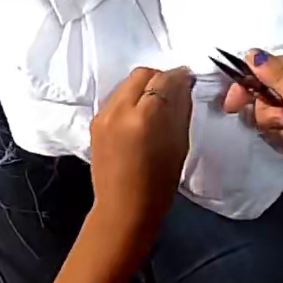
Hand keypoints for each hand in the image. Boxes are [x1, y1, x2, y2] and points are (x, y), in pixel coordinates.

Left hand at [88, 66, 192, 231]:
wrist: (122, 208)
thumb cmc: (159, 183)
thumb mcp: (179, 144)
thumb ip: (180, 110)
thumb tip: (183, 85)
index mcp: (144, 118)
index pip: (163, 80)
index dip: (179, 76)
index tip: (188, 79)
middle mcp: (119, 110)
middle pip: (141, 74)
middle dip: (159, 78)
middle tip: (172, 91)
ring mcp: (103, 115)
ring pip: (126, 83)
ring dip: (143, 86)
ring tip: (156, 103)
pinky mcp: (94, 122)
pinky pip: (116, 98)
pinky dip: (130, 98)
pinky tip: (139, 115)